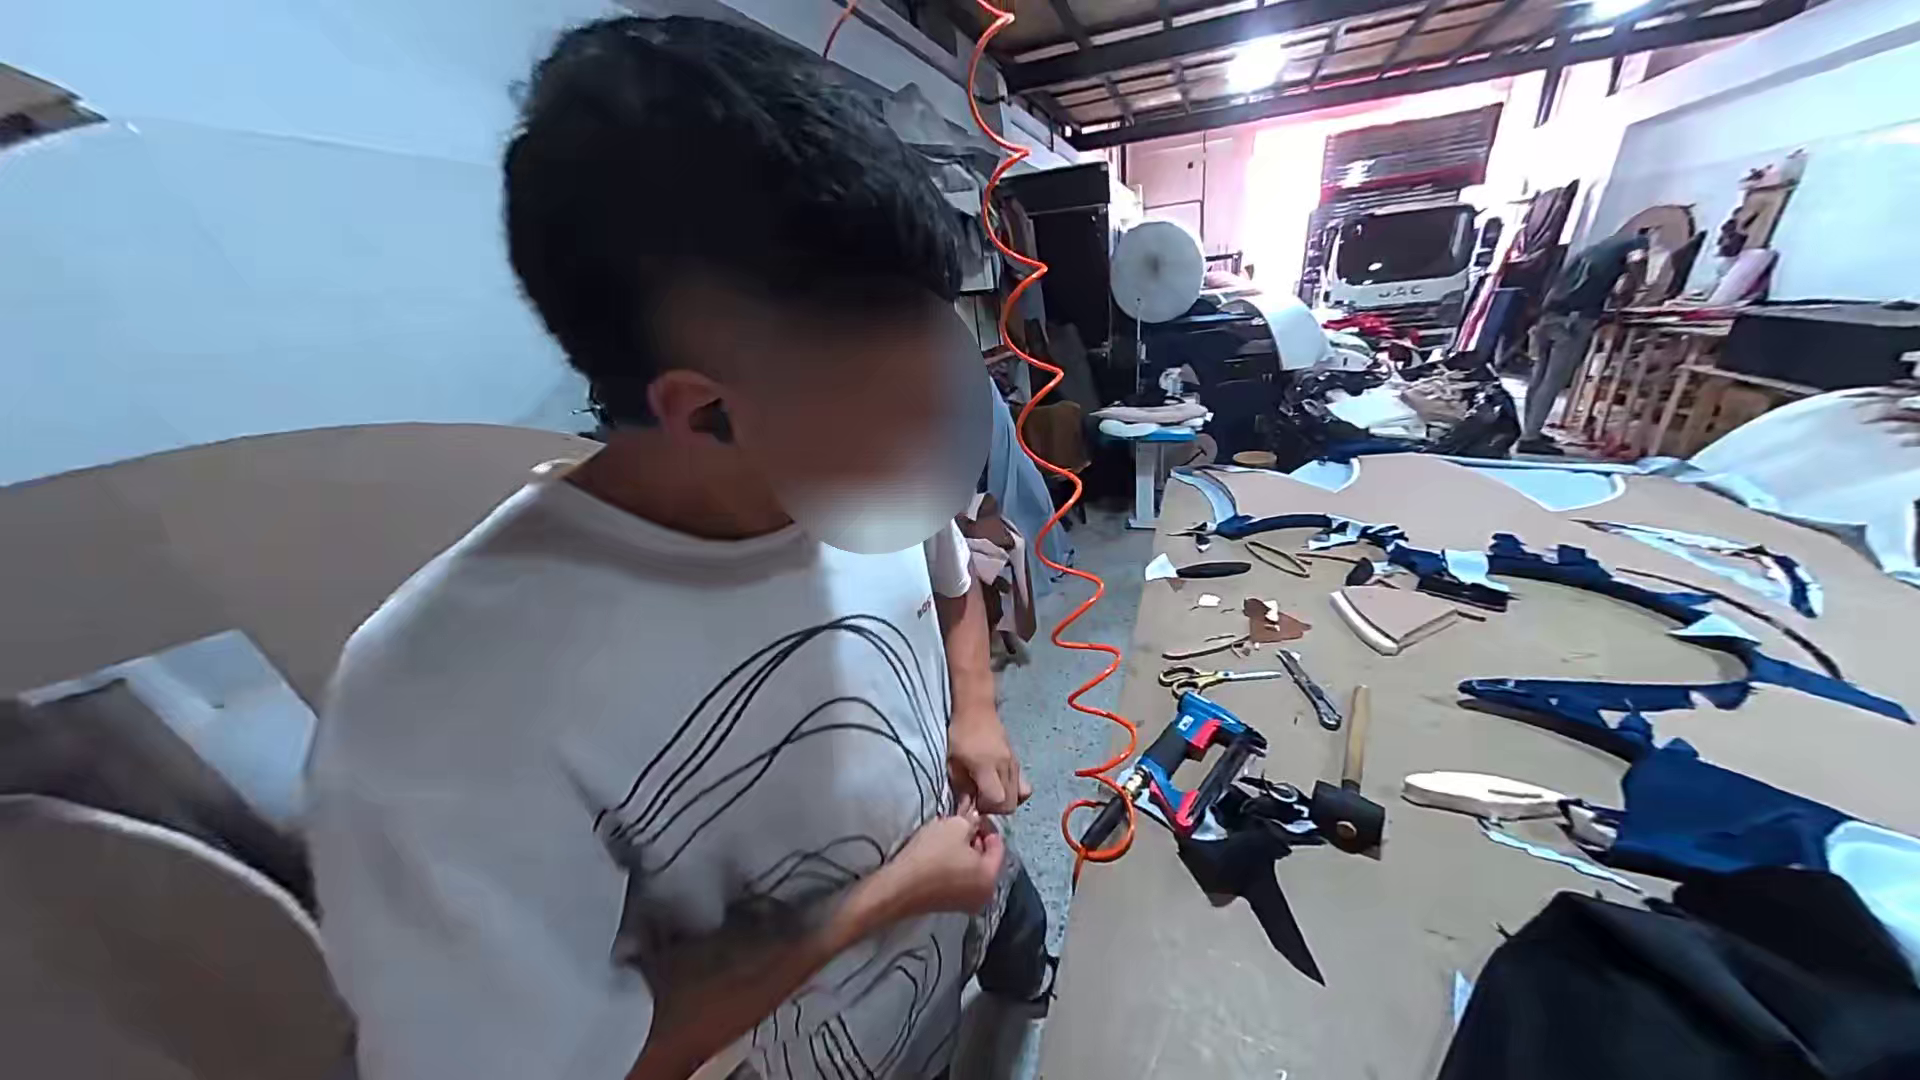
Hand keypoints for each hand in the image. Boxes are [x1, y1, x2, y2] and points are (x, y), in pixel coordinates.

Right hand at [864, 811, 1003, 920]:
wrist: (899, 886)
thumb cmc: (932, 854)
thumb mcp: (955, 826)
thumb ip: (971, 820)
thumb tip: (976, 819)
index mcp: (990, 877)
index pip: (998, 844)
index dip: (986, 824)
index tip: (972, 812)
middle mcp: (984, 895)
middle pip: (986, 857)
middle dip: (975, 837)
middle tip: (960, 821)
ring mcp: (966, 903)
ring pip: (972, 868)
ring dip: (963, 849)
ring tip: (948, 834)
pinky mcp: (948, 905)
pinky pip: (960, 878)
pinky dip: (954, 863)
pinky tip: (939, 851)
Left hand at [947, 708, 1030, 814]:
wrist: (976, 709)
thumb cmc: (960, 734)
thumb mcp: (953, 762)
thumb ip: (961, 788)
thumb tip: (966, 811)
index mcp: (987, 767)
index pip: (998, 800)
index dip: (986, 809)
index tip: (973, 804)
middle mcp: (1005, 767)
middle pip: (1011, 803)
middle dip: (995, 809)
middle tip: (980, 801)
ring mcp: (1014, 764)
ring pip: (1019, 796)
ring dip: (1004, 800)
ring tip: (989, 793)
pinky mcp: (1017, 761)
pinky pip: (1023, 785)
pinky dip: (1014, 792)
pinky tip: (1000, 786)